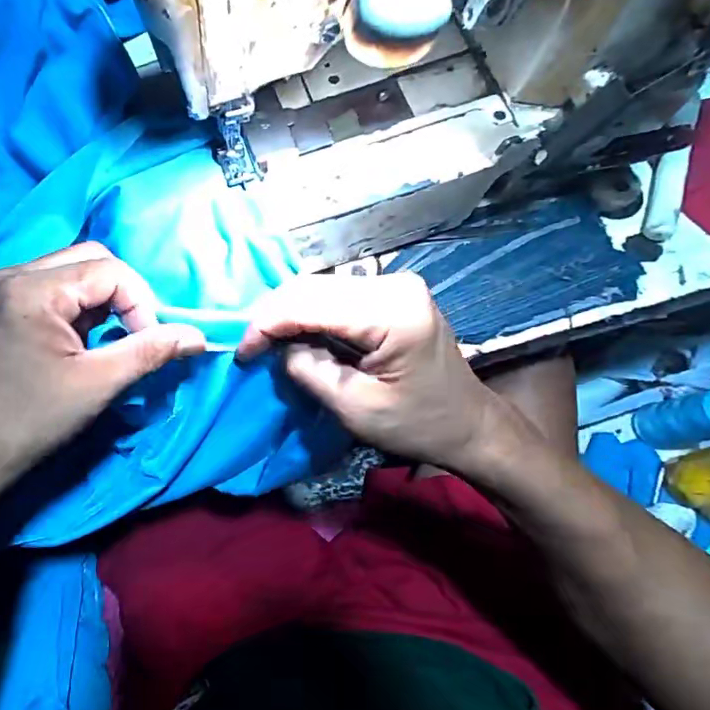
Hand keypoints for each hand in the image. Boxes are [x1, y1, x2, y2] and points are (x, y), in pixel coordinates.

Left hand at [0, 243, 205, 512]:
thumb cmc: (30, 422)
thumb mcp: (97, 385)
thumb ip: (150, 351)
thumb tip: (198, 336)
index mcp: (31, 288)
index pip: (110, 270)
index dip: (141, 303)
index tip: (149, 344)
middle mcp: (11, 274)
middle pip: (89, 260)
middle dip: (123, 295)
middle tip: (132, 337)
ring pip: (70, 272)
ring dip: (100, 301)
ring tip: (105, 343)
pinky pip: (49, 288)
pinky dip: (75, 308)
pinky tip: (77, 342)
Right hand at [237, 272, 532, 467]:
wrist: (467, 424)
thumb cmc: (417, 424)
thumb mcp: (355, 408)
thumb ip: (309, 371)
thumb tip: (280, 348)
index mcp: (392, 312)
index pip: (310, 303)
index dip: (267, 324)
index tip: (242, 354)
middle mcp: (393, 284)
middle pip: (312, 287)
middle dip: (273, 316)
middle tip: (249, 349)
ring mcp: (393, 285)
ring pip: (319, 288)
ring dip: (287, 313)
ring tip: (266, 344)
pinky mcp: (390, 293)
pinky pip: (335, 295)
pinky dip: (308, 314)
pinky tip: (294, 334)